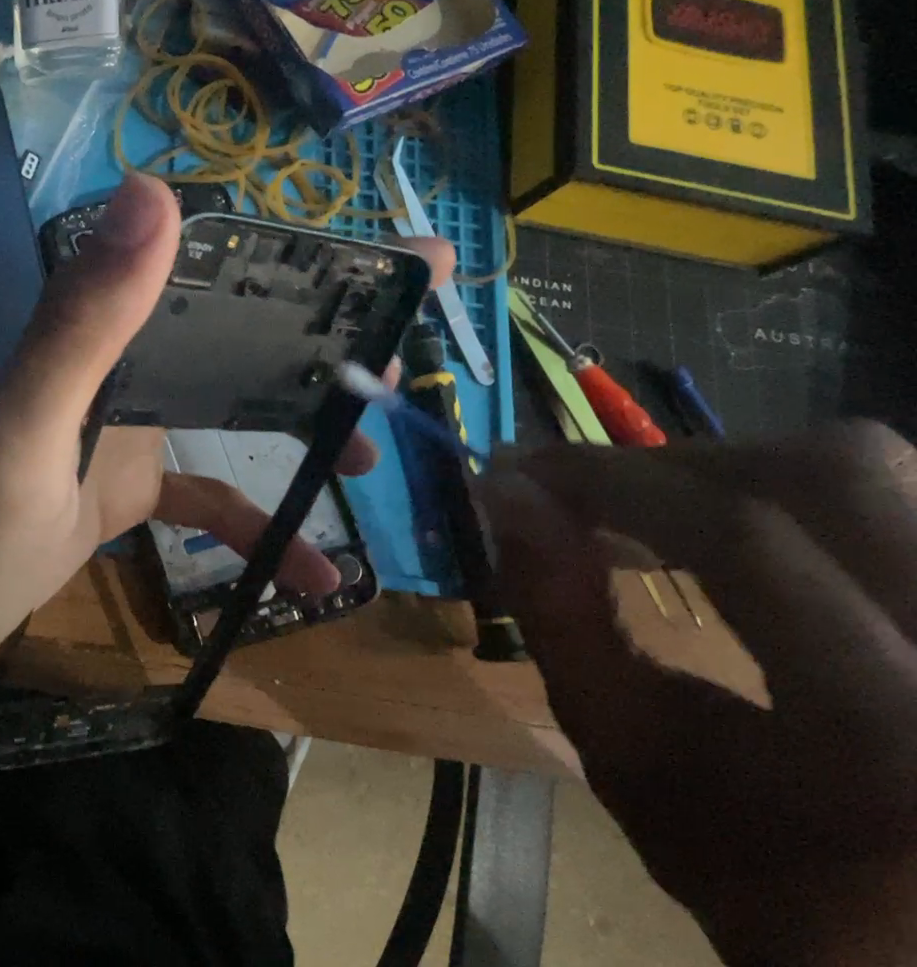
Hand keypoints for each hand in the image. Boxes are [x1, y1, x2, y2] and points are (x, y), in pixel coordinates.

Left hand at [0, 174, 382, 670]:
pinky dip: (257, 523)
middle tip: (411, 358)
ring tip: (373, 455)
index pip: (212, 273)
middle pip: (237, 336)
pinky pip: (206, 495)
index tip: (414, 259)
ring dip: (302, 426)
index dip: (307, 259)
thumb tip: (154, 193)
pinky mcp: (123, 490)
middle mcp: (118, 370)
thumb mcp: (23, 434)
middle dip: (326, 342)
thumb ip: (80, 327)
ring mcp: (125, 432)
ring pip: (232, 409)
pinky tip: (311, 568)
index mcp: (100, 341)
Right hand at [481, 422, 916, 965]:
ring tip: (657, 511)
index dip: (615, 482)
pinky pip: (900, 502)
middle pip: (841, 472)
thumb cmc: (745, 862)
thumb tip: (505, 498)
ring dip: (742, 473)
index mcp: (886, 726)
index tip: (523, 471)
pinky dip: (799, 496)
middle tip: (588, 489)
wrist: (903, 927)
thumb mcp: (625, 751)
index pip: (742, 538)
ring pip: (886, 471)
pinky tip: (736, 534)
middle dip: (683, 461)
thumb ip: (561, 617)